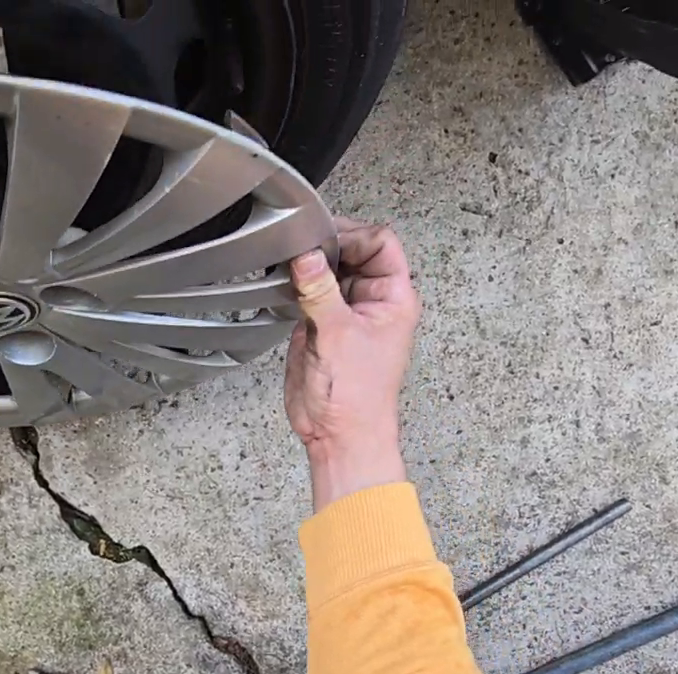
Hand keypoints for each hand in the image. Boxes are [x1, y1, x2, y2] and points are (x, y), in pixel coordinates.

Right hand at [286, 220, 421, 511]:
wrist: (338, 434)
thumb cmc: (356, 397)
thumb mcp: (338, 335)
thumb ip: (320, 291)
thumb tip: (307, 255)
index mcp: (394, 298)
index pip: (380, 242)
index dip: (353, 236)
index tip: (323, 242)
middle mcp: (372, 302)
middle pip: (352, 253)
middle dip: (327, 248)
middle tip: (301, 249)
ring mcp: (345, 314)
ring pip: (329, 272)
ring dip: (310, 268)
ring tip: (290, 266)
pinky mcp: (321, 328)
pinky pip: (310, 295)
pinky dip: (297, 287)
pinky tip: (283, 284)